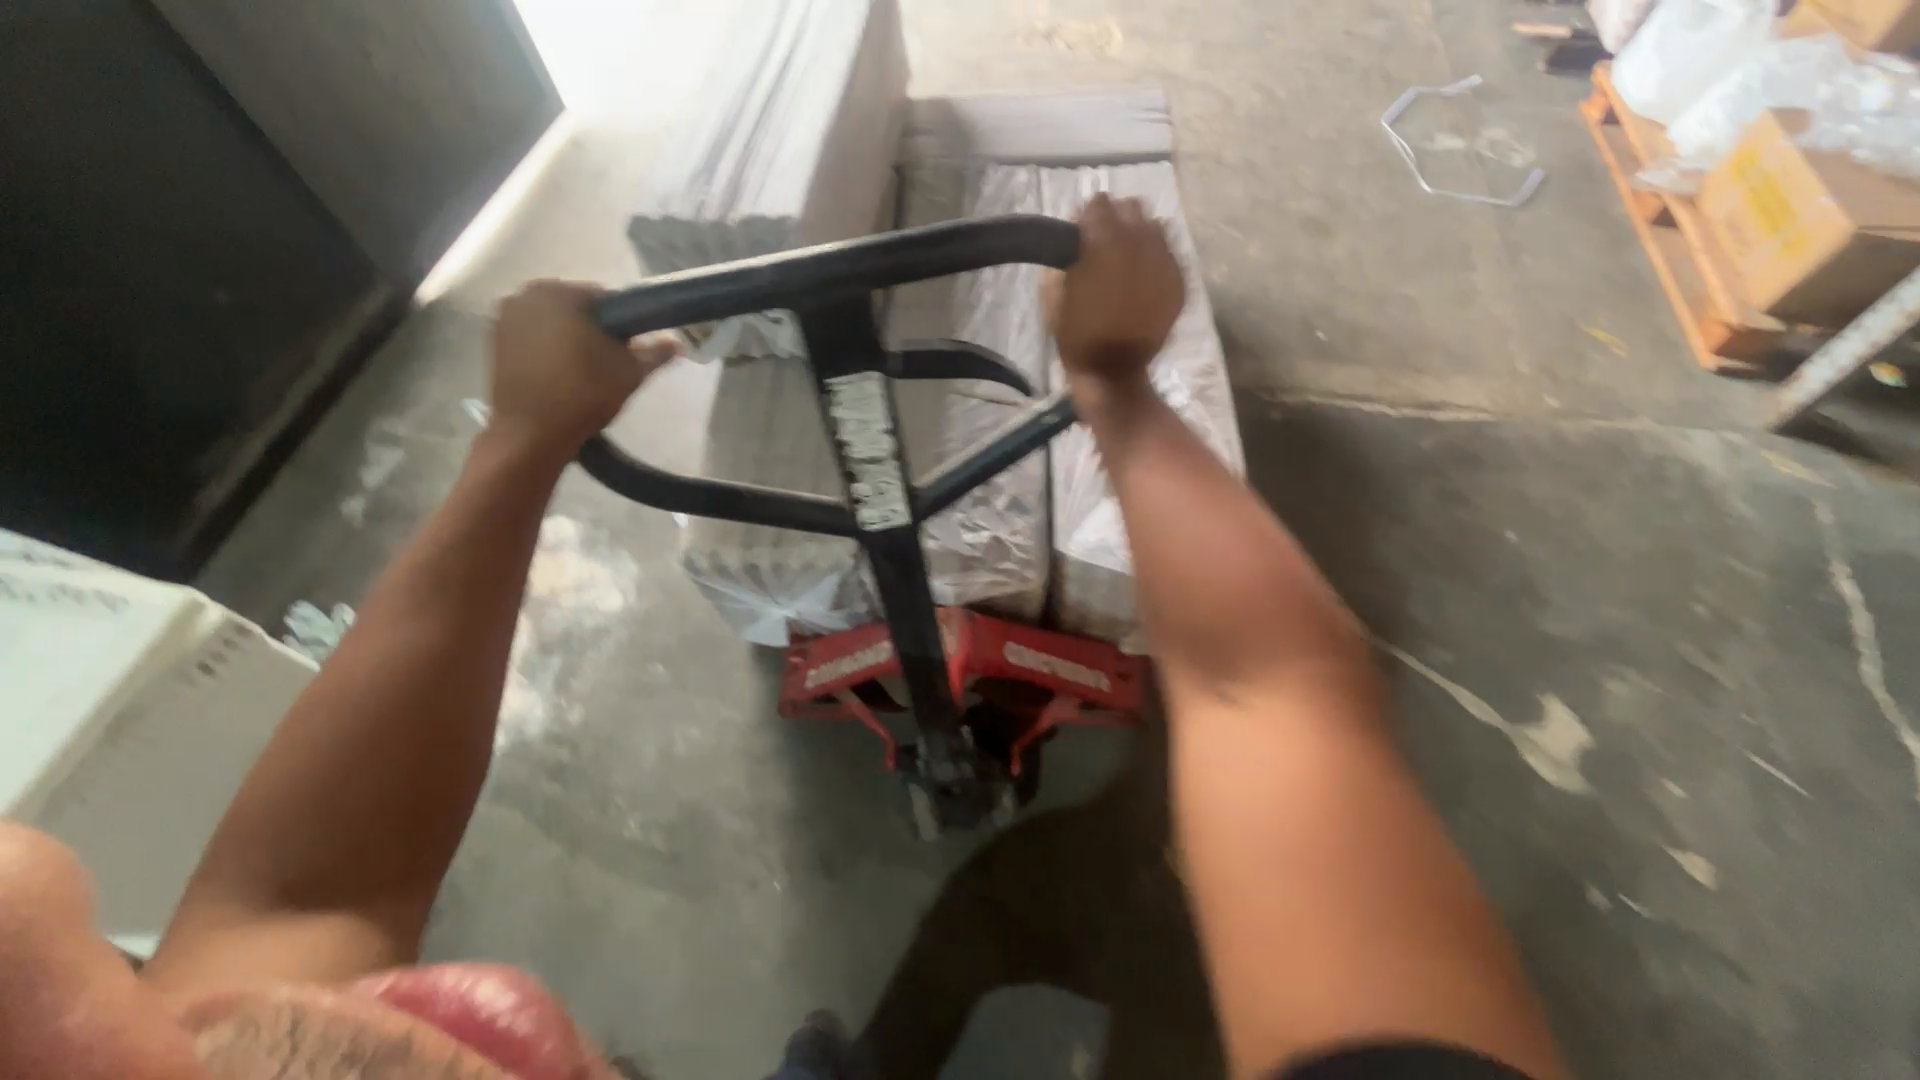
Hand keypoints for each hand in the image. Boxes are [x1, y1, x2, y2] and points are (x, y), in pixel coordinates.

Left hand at [488, 280, 680, 458]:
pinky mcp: (492, 344)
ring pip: (551, 324)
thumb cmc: (584, 394)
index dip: (621, 323)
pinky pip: (531, 339)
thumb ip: (654, 353)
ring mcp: (503, 319)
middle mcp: (525, 295)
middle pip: (573, 309)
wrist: (532, 434)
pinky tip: (560, 376)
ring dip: (567, 339)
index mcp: (558, 293)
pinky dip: (545, 350)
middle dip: (591, 330)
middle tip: (608, 362)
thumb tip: (676, 344)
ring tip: (584, 371)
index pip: (603, 298)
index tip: (629, 348)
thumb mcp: (630, 373)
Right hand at [1043, 193, 1185, 386]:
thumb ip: (1061, 257)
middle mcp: (1138, 249)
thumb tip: (1074, 230)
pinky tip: (1145, 271)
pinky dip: (1158, 254)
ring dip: (1139, 233)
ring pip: (1156, 225)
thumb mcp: (1052, 297)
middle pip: (1131, 208)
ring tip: (1128, 254)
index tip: (1081, 228)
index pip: (1098, 206)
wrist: (1113, 373)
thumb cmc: (1076, 337)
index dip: (1087, 215)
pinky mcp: (1179, 282)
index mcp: (1102, 249)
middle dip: (1116, 218)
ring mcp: (1164, 265)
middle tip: (1105, 239)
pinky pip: (1172, 251)